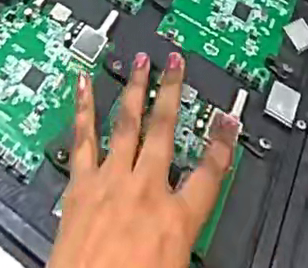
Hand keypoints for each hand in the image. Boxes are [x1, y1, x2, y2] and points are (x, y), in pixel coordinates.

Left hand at [49, 51, 238, 267]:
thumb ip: (186, 246)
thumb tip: (193, 244)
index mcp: (175, 222)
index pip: (210, 174)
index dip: (223, 143)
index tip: (228, 119)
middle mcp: (146, 193)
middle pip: (165, 131)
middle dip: (173, 92)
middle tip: (176, 63)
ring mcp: (111, 184)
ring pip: (127, 124)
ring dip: (135, 89)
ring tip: (140, 62)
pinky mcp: (80, 189)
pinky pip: (83, 140)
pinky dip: (84, 109)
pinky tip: (84, 84)